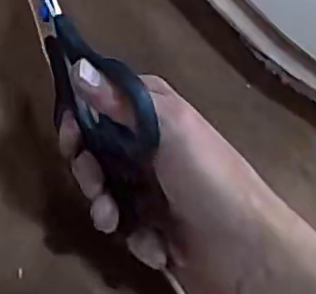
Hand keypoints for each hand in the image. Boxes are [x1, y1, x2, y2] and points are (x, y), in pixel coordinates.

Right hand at [59, 68, 315, 293]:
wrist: (248, 252)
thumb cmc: (208, 174)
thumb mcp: (166, 127)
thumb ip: (119, 99)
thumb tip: (77, 65)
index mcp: (150, 109)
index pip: (101, 99)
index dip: (79, 114)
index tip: (68, 134)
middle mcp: (147, 141)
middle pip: (96, 147)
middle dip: (88, 169)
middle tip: (95, 184)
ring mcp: (151, 184)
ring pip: (105, 189)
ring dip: (105, 207)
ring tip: (116, 222)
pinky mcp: (155, 224)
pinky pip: (125, 225)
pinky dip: (134, 237)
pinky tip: (155, 243)